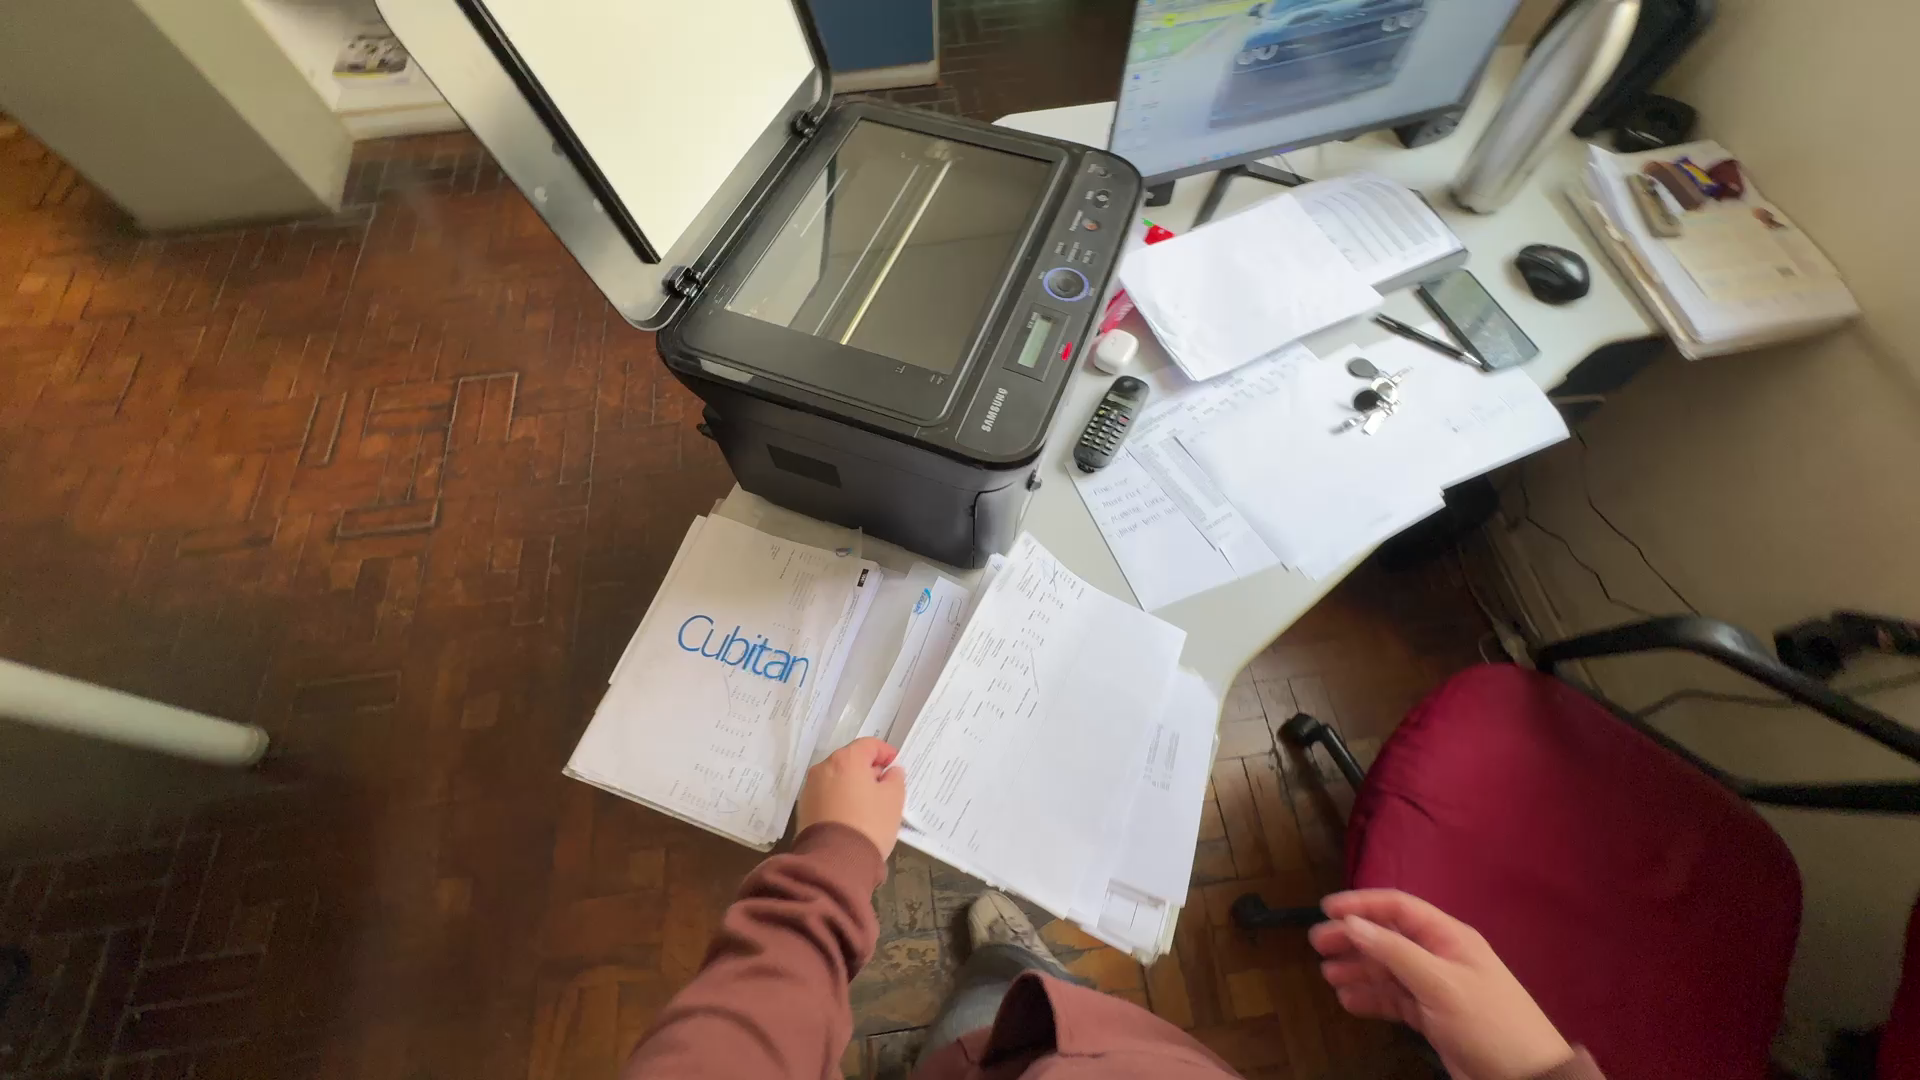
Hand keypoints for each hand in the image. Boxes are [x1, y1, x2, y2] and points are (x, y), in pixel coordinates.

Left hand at [796, 738, 906, 858]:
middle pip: (851, 759)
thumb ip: (895, 778)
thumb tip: (890, 771)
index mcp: (847, 759)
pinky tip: (852, 814)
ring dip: (853, 784)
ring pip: (837, 777)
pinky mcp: (804, 808)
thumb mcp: (893, 799)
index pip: (869, 745)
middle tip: (884, 785)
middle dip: (868, 768)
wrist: (834, 862)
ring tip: (868, 803)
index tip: (895, 765)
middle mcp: (824, 767)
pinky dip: (840, 798)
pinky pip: (827, 794)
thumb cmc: (869, 824)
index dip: (886, 752)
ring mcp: (811, 788)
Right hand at [1309, 890, 1572, 1079]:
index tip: (1326, 909)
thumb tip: (1349, 922)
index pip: (1396, 907)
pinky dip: (1371, 998)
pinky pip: (1393, 998)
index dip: (1360, 904)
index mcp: (1447, 937)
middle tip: (1318, 945)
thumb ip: (1394, 951)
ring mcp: (1434, 987)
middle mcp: (1438, 956)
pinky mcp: (1432, 1017)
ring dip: (1357, 970)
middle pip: (1386, 936)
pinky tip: (1349, 1002)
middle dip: (1352, 939)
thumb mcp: (1440, 984)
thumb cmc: (1488, 1024)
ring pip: (1386, 968)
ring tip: (1329, 977)